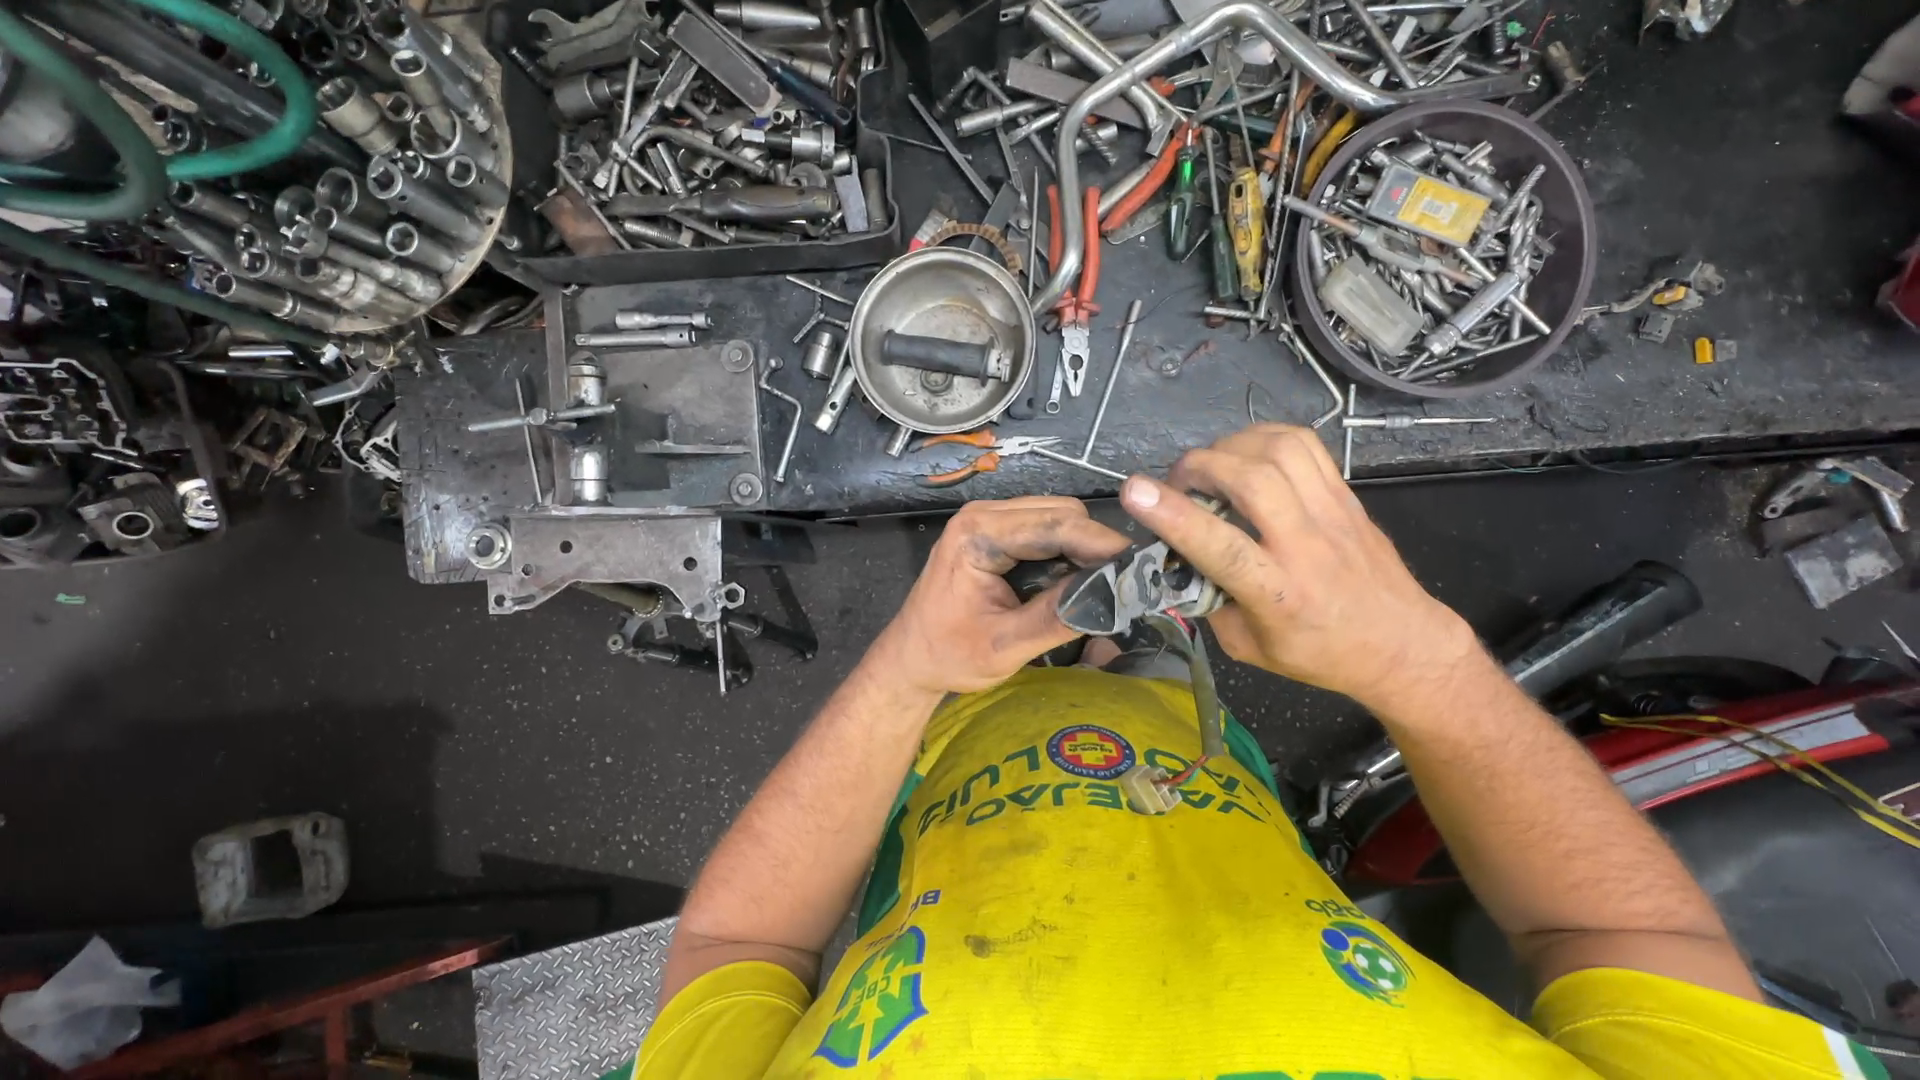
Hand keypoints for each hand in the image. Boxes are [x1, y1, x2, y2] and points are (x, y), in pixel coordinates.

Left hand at [867, 497, 1129, 696]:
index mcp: (978, 534)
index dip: (1101, 544)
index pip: (1056, 524)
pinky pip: (1046, 528)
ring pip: (1058, 516)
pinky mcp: (996, 531)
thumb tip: (1112, 594)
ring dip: (1083, 546)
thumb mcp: (1005, 646)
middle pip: (1061, 512)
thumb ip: (1056, 617)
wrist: (911, 658)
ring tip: (1101, 585)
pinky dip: (1067, 549)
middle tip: (1121, 584)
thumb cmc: (949, 655)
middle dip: (1094, 544)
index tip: (1139, 568)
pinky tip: (1075, 580)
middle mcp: (984, 514)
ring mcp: (989, 519)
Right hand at [1119, 424, 1483, 713]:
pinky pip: (1304, 444)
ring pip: (1279, 450)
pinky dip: (1263, 437)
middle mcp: (1306, 547)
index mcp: (1277, 595)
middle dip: (1198, 466)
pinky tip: (1245, 454)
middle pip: (1251, 480)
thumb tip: (1175, 560)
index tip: (1133, 490)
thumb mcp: (1248, 646)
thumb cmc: (1318, 653)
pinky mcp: (1346, 495)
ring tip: (1211, 466)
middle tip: (1176, 481)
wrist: (1401, 643)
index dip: (1173, 515)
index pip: (1221, 547)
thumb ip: (1207, 601)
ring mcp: (1332, 514)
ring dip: (1229, 447)